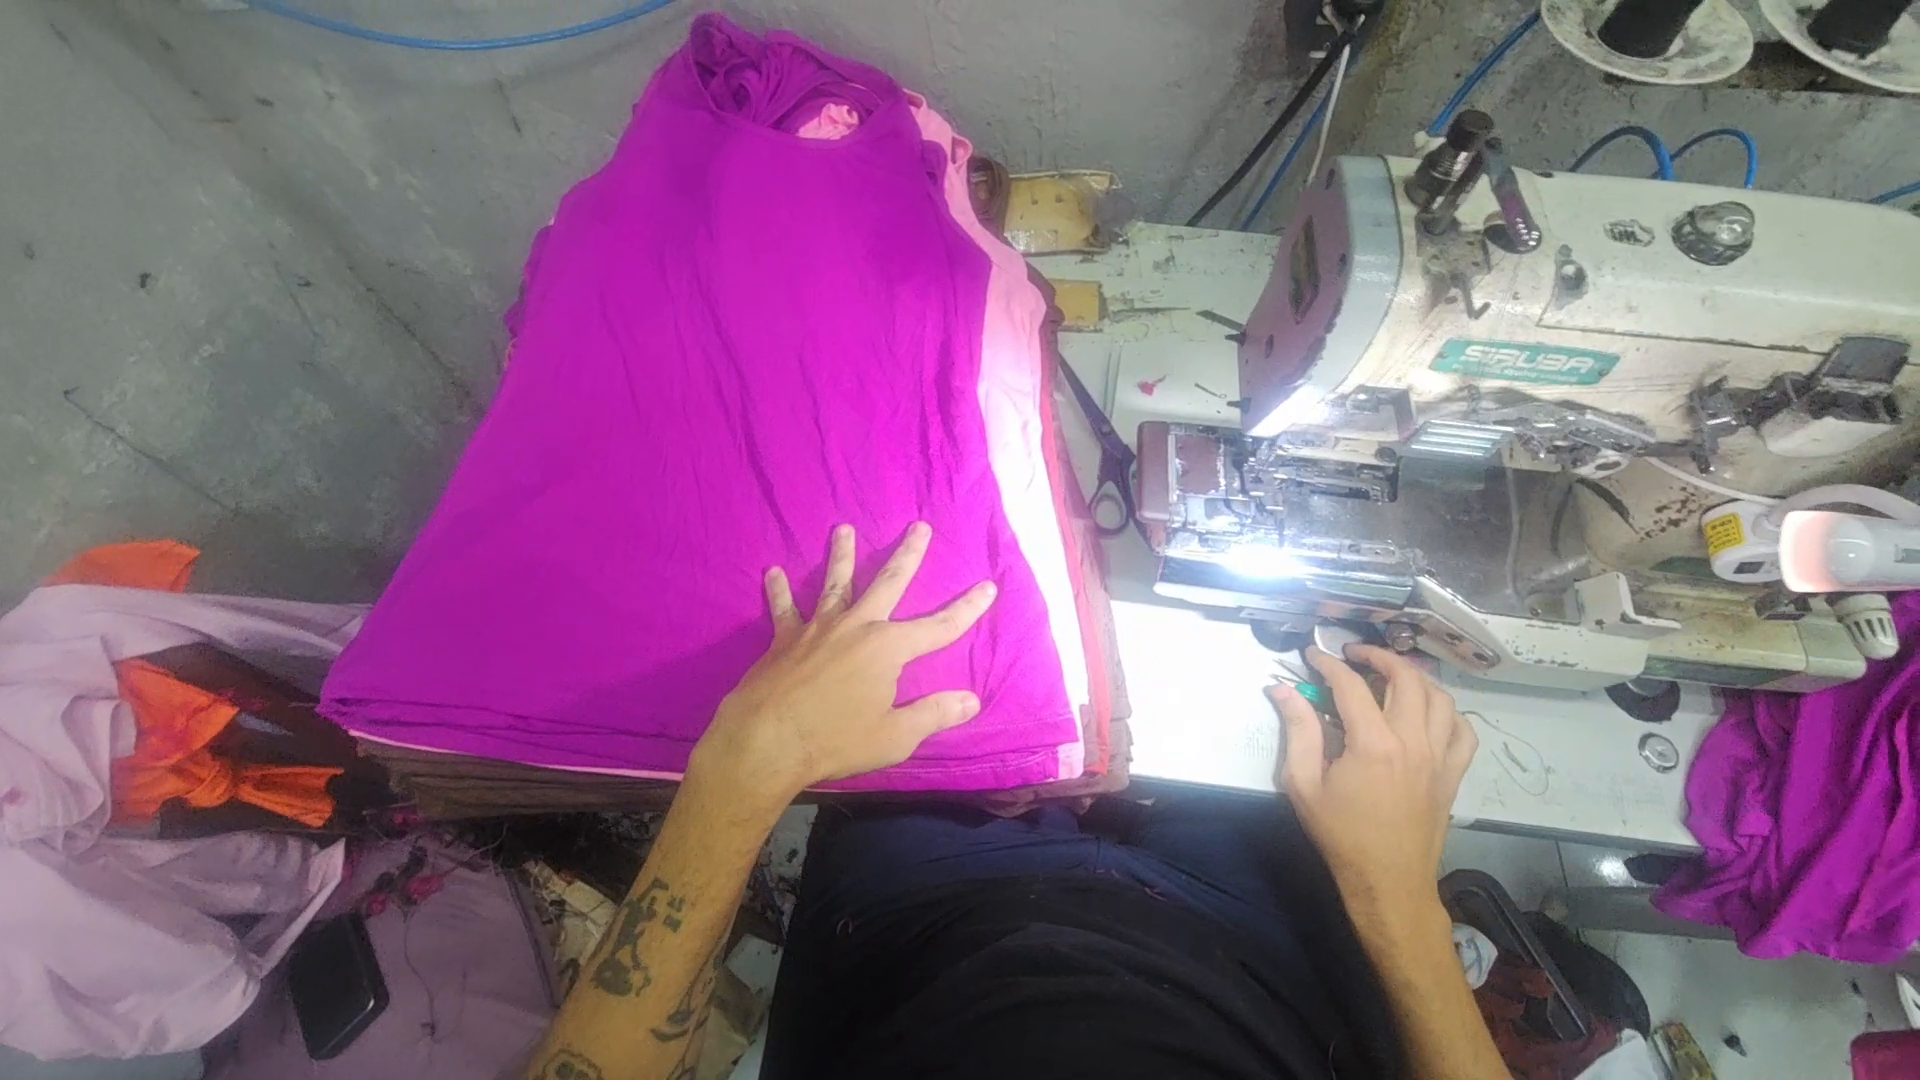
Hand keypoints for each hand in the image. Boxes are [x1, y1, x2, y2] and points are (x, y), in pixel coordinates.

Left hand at [691, 522, 995, 802]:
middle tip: (918, 526)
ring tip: (843, 529)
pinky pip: (783, 609)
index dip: (967, 608)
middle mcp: (857, 626)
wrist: (766, 741)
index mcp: (888, 648)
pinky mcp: (785, 639)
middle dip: (907, 554)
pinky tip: (773, 573)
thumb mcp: (894, 736)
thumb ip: (934, 714)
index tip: (988, 586)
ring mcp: (818, 628)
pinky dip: (779, 591)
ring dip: (841, 554)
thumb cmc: (835, 741)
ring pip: (835, 583)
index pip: (940, 626)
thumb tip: (972, 700)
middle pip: (888, 582)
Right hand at [1266, 645, 1477, 924]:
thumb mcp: (1303, 783)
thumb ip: (1297, 731)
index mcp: (1373, 743)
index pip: (1351, 684)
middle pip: (1406, 678)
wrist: (1387, 880)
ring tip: (1390, 674)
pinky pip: (1462, 730)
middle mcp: (1413, 742)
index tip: (1312, 655)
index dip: (1329, 663)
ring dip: (1414, 677)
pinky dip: (1447, 711)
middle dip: (1378, 656)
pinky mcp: (1453, 773)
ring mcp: (1439, 757)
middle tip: (1353, 654)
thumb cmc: (1340, 834)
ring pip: (1440, 698)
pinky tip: (1427, 711)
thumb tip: (1282, 690)